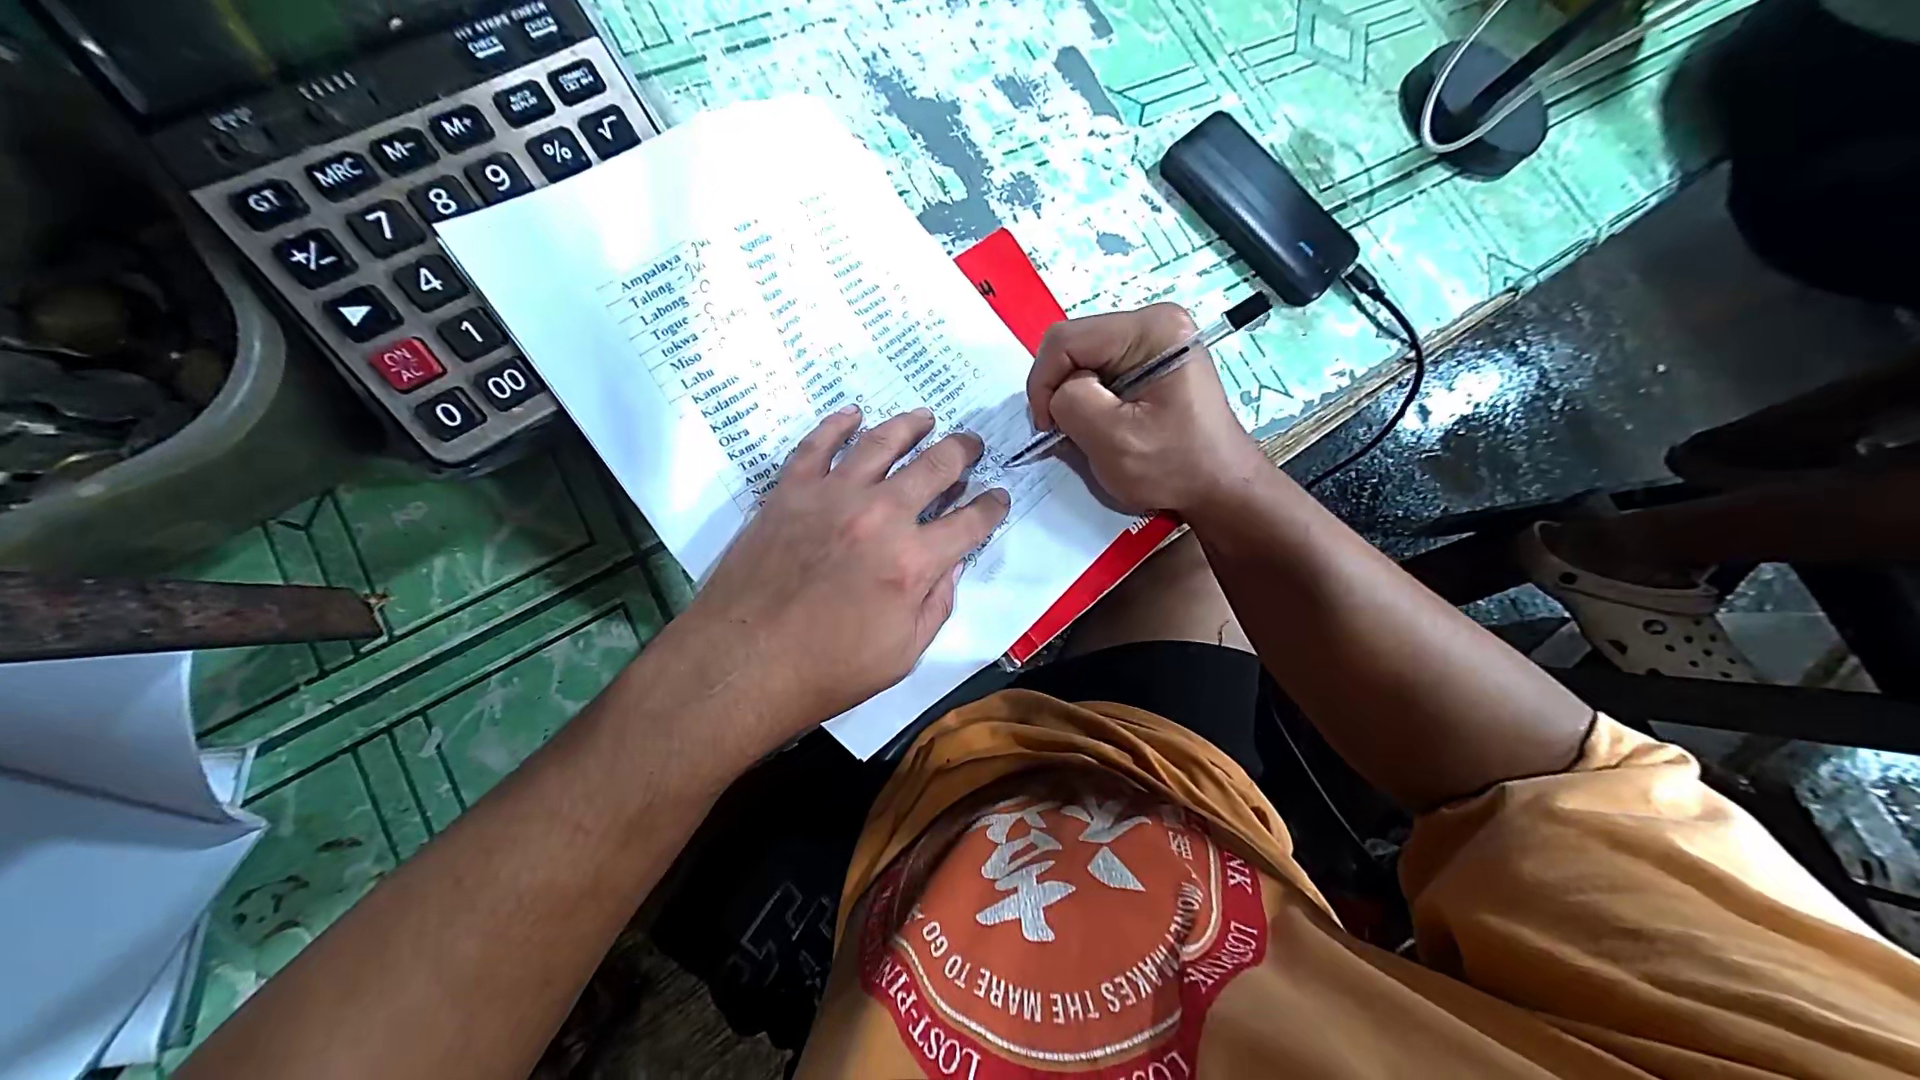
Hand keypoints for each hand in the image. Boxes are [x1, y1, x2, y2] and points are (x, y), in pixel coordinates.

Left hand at [662, 406, 1008, 745]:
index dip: (992, 506)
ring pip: (882, 442)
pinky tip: (852, 414)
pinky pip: (817, 445)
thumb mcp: (903, 654)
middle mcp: (881, 516)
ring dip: (910, 425)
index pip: (970, 522)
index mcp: (914, 562)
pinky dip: (838, 424)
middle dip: (963, 451)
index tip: (998, 497)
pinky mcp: (790, 491)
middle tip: (971, 444)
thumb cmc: (826, 670)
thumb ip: (936, 605)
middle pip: (936, 466)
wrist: (741, 663)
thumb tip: (950, 565)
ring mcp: (832, 497)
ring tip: (925, 417)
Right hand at [1028, 303, 1269, 516]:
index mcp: (1152, 330)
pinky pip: (1099, 373)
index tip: (1048, 427)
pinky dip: (1091, 403)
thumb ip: (1073, 403)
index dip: (1044, 383)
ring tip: (1090, 434)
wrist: (1221, 488)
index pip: (1065, 340)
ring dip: (1075, 400)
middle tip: (1067, 433)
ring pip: (1083, 362)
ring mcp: (1153, 342)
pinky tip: (1105, 427)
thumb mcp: (1114, 440)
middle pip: (1074, 347)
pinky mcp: (1150, 362)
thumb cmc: (1175, 468)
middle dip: (1060, 391)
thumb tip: (1059, 393)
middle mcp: (1154, 323)